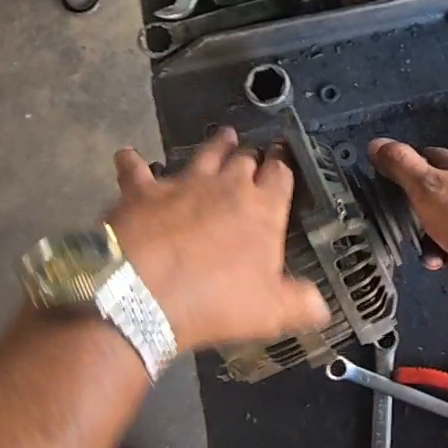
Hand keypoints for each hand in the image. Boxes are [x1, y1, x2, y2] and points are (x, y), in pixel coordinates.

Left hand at [108, 127, 329, 352]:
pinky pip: (136, 170)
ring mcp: (184, 183)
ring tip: (223, 136)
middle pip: (245, 159)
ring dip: (215, 145)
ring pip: (205, 153)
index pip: (280, 176)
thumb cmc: (214, 300)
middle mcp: (227, 186)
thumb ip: (299, 304)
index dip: (283, 167)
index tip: (283, 161)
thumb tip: (322, 308)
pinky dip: (131, 162)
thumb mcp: (269, 312)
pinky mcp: (142, 191)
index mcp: (262, 209)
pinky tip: (126, 156)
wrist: (142, 293)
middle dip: (251, 155)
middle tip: (253, 153)